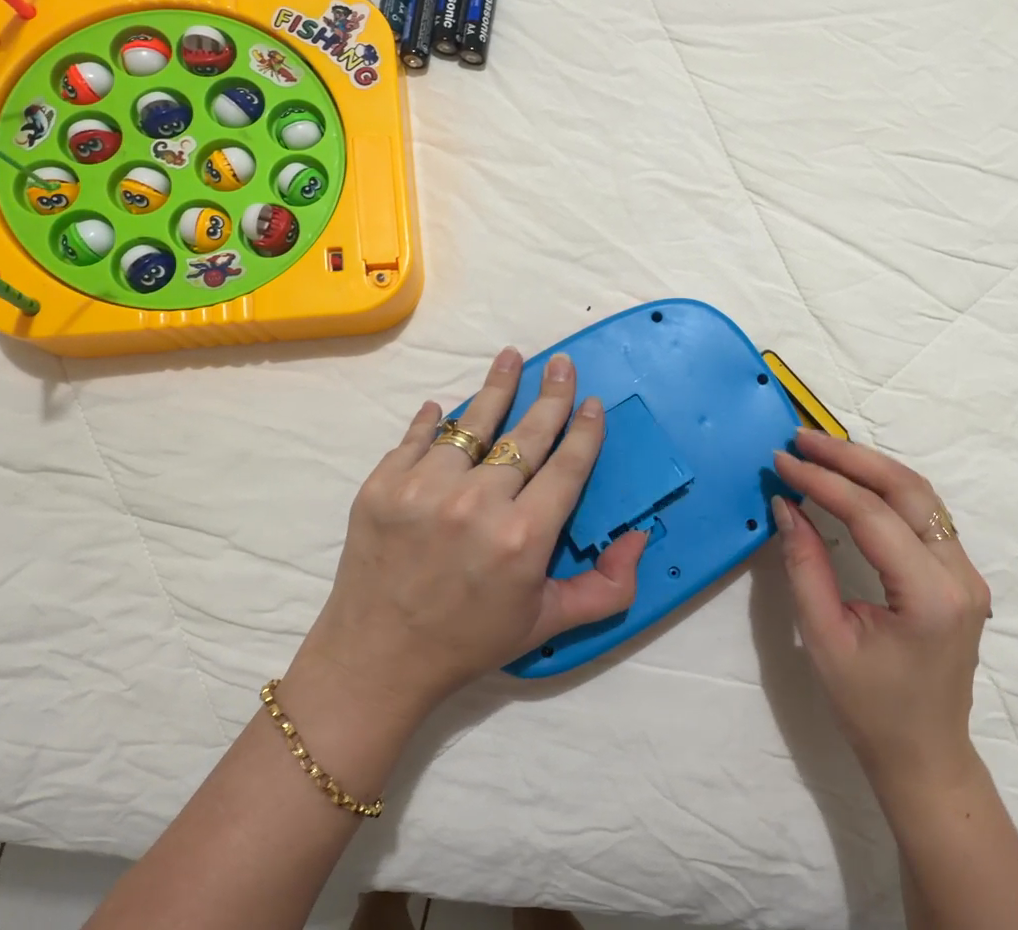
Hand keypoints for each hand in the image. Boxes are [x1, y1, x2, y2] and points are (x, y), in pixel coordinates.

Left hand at [292, 348, 646, 719]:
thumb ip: (607, 586)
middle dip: (551, 395)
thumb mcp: (548, 621)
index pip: (566, 466)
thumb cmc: (471, 641)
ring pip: (472, 424)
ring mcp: (424, 489)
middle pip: (526, 434)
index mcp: (523, 537)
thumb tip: (639, 537)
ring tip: (511, 357)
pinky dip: (435, 420)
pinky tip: (447, 406)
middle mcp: (476, 504)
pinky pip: (418, 438)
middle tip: (563, 364)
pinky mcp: (382, 486)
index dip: (584, 431)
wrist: (378, 659)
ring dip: (496, 389)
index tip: (593, 403)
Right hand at [770, 429, 991, 782]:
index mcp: (930, 596)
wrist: (923, 754)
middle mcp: (960, 575)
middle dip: (851, 458)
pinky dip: (886, 490)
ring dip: (871, 467)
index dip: (824, 483)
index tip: (783, 462)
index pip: (873, 516)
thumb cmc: (869, 709)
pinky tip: (852, 479)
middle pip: (908, 491)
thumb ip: (805, 567)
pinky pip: (924, 517)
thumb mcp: (825, 639)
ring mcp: (967, 573)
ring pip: (921, 496)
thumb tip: (787, 506)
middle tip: (801, 439)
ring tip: (821, 450)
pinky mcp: (960, 576)